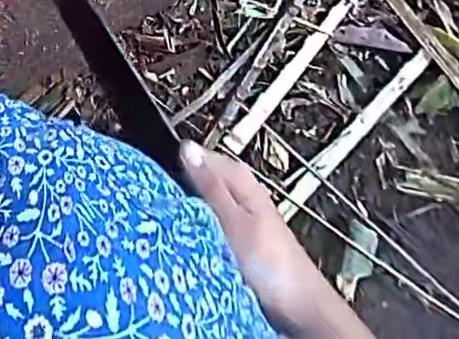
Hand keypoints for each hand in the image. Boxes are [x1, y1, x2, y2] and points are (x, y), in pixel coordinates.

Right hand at [181, 142, 373, 338]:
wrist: (301, 310)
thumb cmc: (273, 266)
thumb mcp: (233, 221)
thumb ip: (209, 185)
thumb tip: (186, 147)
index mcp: (239, 178)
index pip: (198, 157)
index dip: (176, 169)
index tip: (157, 185)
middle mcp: (240, 190)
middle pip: (200, 181)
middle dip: (182, 194)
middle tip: (164, 211)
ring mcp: (240, 214)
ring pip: (204, 205)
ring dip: (192, 216)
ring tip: (176, 229)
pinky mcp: (240, 238)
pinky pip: (211, 226)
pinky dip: (202, 232)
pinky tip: (194, 245)